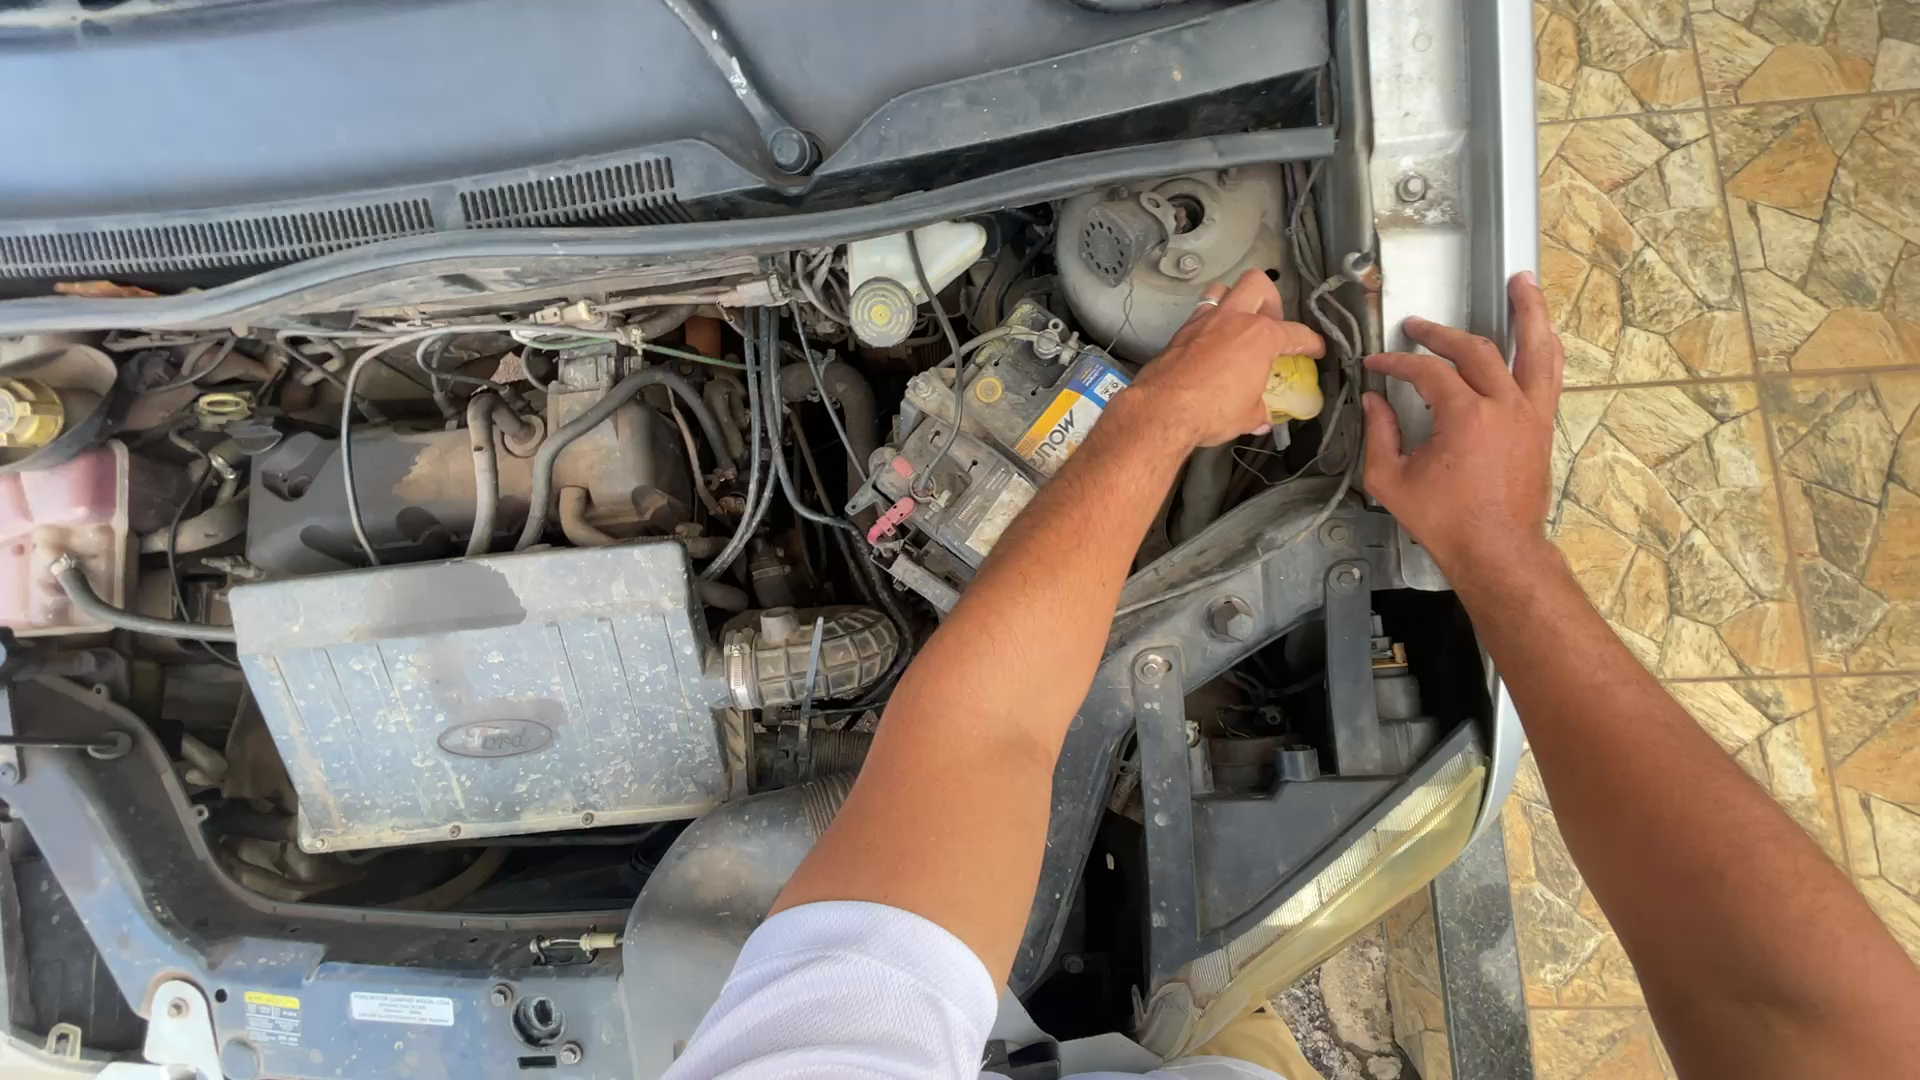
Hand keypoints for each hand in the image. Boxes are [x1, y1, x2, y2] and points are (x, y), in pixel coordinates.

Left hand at [1128, 269, 1325, 448]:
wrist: (1162, 410)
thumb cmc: (1211, 410)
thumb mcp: (1246, 416)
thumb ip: (1259, 411)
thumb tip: (1262, 418)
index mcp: (1261, 336)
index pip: (1296, 334)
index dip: (1310, 343)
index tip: (1315, 349)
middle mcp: (1233, 319)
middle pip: (1257, 285)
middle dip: (1269, 300)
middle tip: (1271, 323)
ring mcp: (1202, 322)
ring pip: (1221, 290)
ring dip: (1232, 300)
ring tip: (1237, 322)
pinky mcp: (1178, 334)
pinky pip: (1197, 316)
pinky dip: (1207, 325)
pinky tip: (1208, 344)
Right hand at [1362, 272, 1565, 578]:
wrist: (1495, 547)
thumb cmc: (1441, 518)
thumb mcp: (1390, 479)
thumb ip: (1379, 434)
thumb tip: (1373, 401)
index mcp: (1464, 417)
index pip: (1427, 372)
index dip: (1396, 363)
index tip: (1374, 364)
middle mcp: (1505, 405)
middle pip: (1474, 350)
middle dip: (1440, 334)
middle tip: (1415, 326)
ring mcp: (1531, 411)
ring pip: (1533, 347)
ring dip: (1527, 311)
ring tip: (1522, 280)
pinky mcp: (1543, 422)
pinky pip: (1549, 372)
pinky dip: (1544, 345)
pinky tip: (1541, 330)